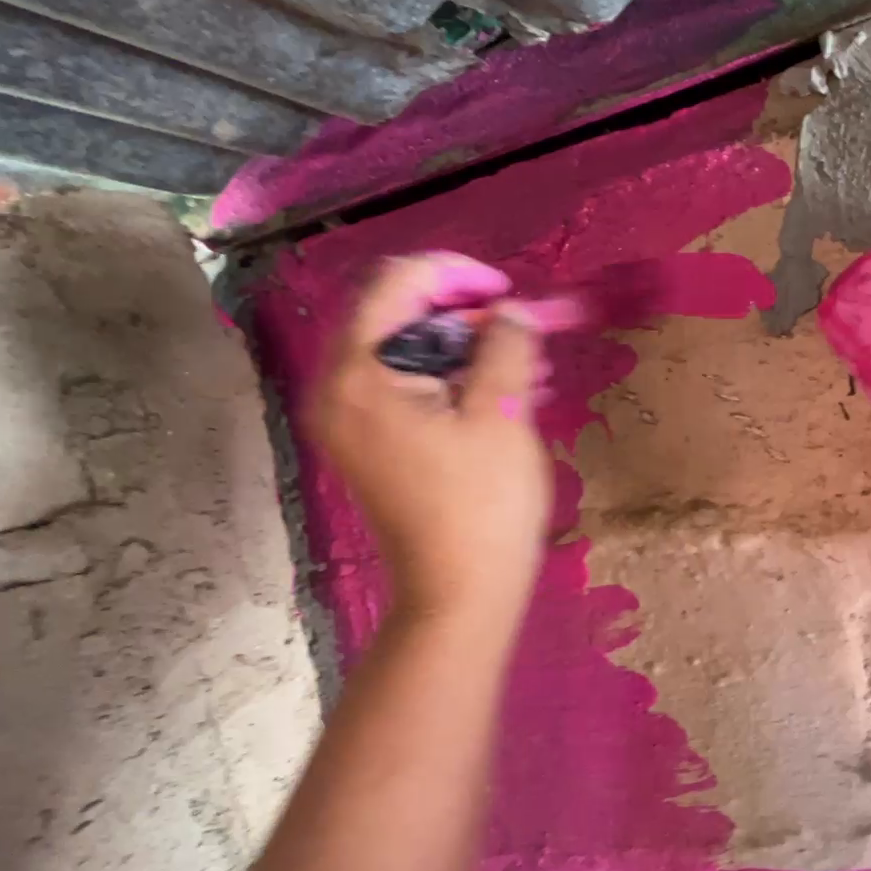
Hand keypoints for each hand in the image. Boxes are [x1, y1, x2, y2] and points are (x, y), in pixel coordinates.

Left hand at [310, 255, 551, 622]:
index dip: (458, 274)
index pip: (398, 282)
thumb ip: (507, 345)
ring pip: (411, 357)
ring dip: (469, 352)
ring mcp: (351, 423)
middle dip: (470, 316)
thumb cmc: (483, 505)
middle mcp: (338, 389)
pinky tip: (508, 398)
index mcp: (360, 371)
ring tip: (531, 368)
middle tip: (525, 333)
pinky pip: (409, 394)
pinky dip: (454, 385)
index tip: (510, 294)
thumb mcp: (503, 414)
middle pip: (401, 318)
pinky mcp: (371, 449)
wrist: (459, 595)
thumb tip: (513, 312)